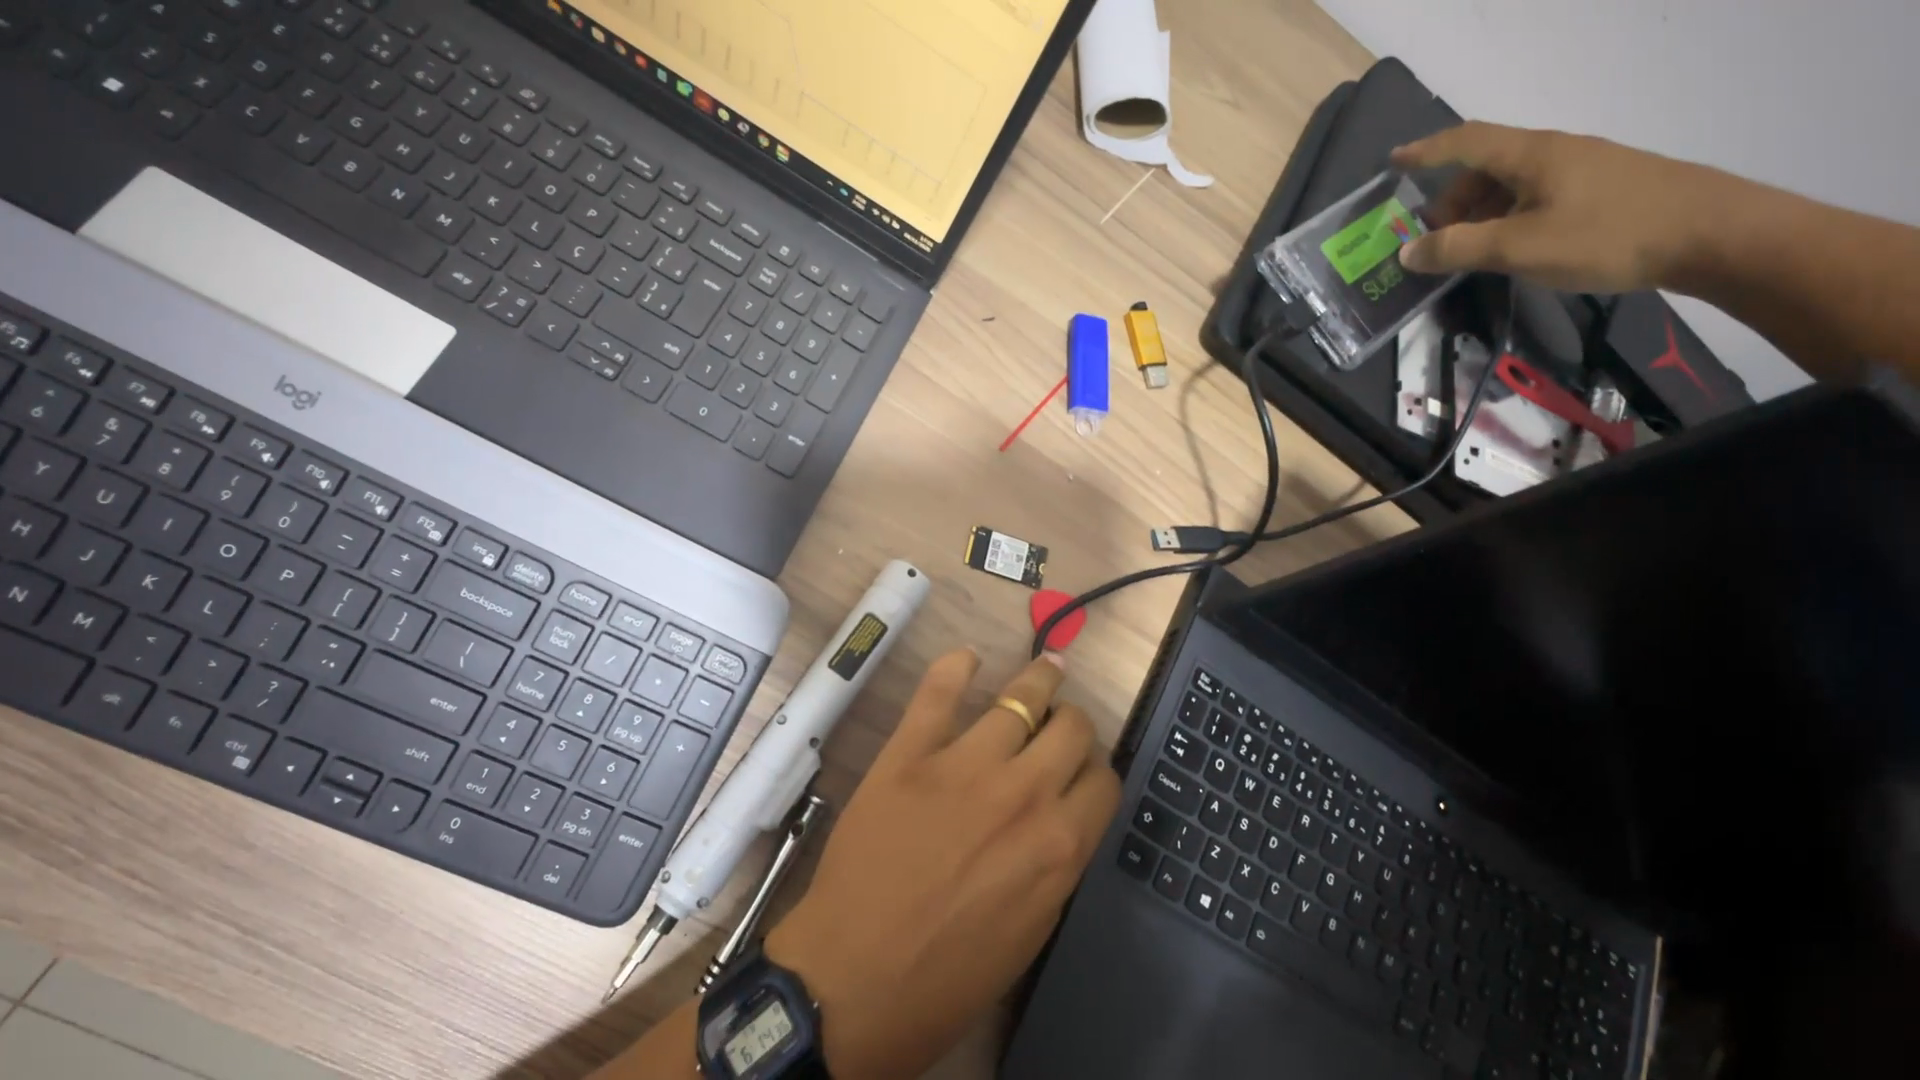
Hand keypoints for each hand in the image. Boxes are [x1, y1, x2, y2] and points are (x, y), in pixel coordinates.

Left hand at [763, 650, 1121, 1079]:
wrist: (852, 981)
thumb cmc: (946, 977)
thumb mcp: (1029, 930)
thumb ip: (1054, 865)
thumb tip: (1062, 822)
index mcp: (1060, 844)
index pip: (1104, 779)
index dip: (1095, 773)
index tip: (1082, 772)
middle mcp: (1024, 793)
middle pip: (1073, 728)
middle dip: (1072, 725)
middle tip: (1060, 727)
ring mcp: (964, 765)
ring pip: (1020, 698)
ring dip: (1038, 681)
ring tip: (1045, 670)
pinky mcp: (909, 753)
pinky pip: (939, 693)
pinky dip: (956, 667)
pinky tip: (968, 658)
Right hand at [1392, 121, 1747, 293]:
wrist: (1710, 234)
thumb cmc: (1606, 235)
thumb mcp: (1520, 247)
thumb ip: (1458, 249)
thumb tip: (1408, 251)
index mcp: (1531, 155)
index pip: (1466, 142)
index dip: (1427, 151)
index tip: (1394, 162)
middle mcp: (1554, 153)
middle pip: (1486, 168)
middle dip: (1451, 202)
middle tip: (1434, 243)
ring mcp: (1582, 170)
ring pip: (1512, 186)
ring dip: (1480, 216)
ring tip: (1470, 254)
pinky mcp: (1602, 191)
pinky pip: (1536, 198)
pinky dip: (1509, 219)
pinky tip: (1514, 250)